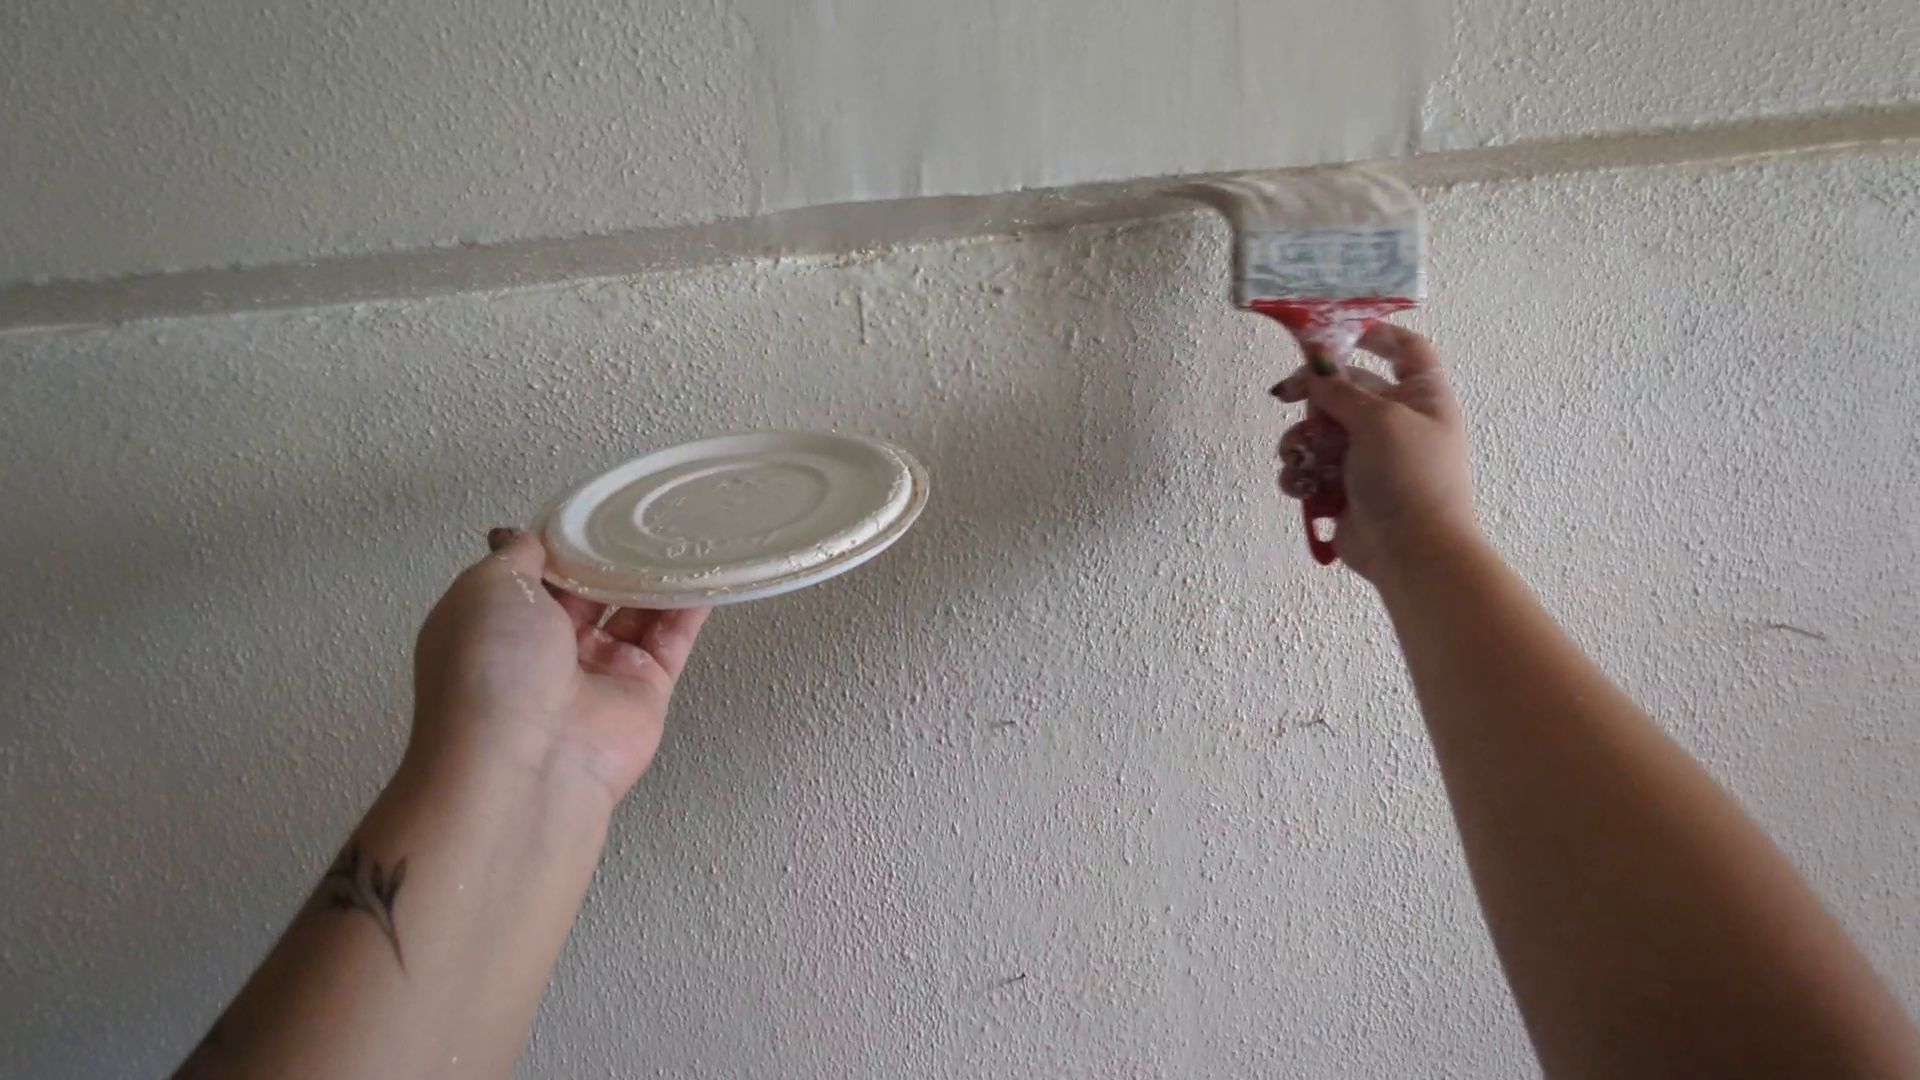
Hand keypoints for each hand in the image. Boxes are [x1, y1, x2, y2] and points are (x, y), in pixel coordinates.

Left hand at [408, 528, 708, 806]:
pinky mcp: (647, 686)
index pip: (540, 571)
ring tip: (688, 534)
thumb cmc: (494, 668)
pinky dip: (692, 605)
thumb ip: (516, 556)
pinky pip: (673, 637)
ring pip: (638, 610)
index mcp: (502, 622)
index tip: (596, 509)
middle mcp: (550, 647)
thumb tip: (521, 534)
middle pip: (593, 588)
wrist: (531, 757)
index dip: (566, 540)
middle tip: (651, 515)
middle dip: (618, 555)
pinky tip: (709, 571)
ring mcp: (601, 669)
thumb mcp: (486, 590)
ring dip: (659, 575)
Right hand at [1272, 323, 1479, 583]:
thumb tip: (1316, 364)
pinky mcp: (1341, 486)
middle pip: (1344, 390)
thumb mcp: (1379, 421)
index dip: (1375, 335)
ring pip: (1317, 432)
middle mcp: (1394, 421)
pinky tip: (1301, 487)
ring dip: (1299, 443)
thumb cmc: (1409, 477)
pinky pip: (1309, 468)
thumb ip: (1340, 390)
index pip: (1405, 350)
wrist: (1410, 551)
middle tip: (1283, 396)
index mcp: (1420, 397)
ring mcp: (1366, 456)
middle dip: (1312, 397)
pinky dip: (1298, 475)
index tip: (1334, 335)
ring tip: (1298, 461)